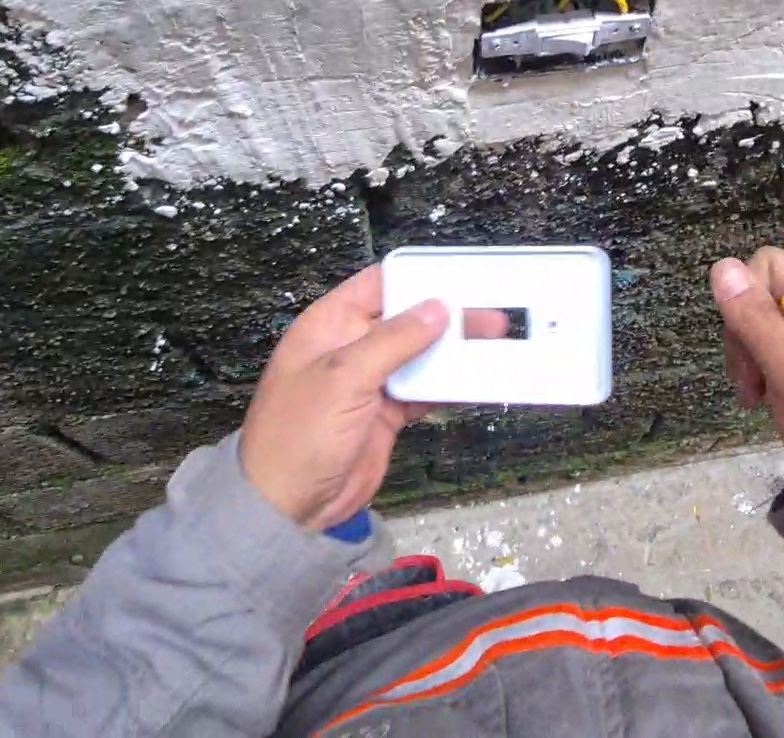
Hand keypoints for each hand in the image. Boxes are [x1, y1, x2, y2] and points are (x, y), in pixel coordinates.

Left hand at [240, 266, 507, 531]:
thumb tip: (438, 308)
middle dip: (446, 314)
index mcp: (330, 324)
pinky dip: (449, 383)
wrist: (288, 508)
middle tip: (491, 312)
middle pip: (406, 318)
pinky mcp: (387, 412)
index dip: (415, 277)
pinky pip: (424, 388)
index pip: (377, 285)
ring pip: (420, 353)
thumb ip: (394, 340)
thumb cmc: (300, 433)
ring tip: (495, 340)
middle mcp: (352, 346)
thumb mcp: (343, 377)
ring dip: (454, 349)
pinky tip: (478, 376)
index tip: (458, 275)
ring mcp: (371, 380)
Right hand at [709, 248, 783, 490]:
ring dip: (749, 358)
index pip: (768, 265)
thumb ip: (755, 318)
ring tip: (756, 396)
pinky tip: (764, 398)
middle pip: (761, 295)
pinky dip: (761, 371)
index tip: (748, 344)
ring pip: (761, 323)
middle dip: (744, 335)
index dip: (746, 298)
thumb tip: (722, 265)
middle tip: (751, 381)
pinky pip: (774, 348)